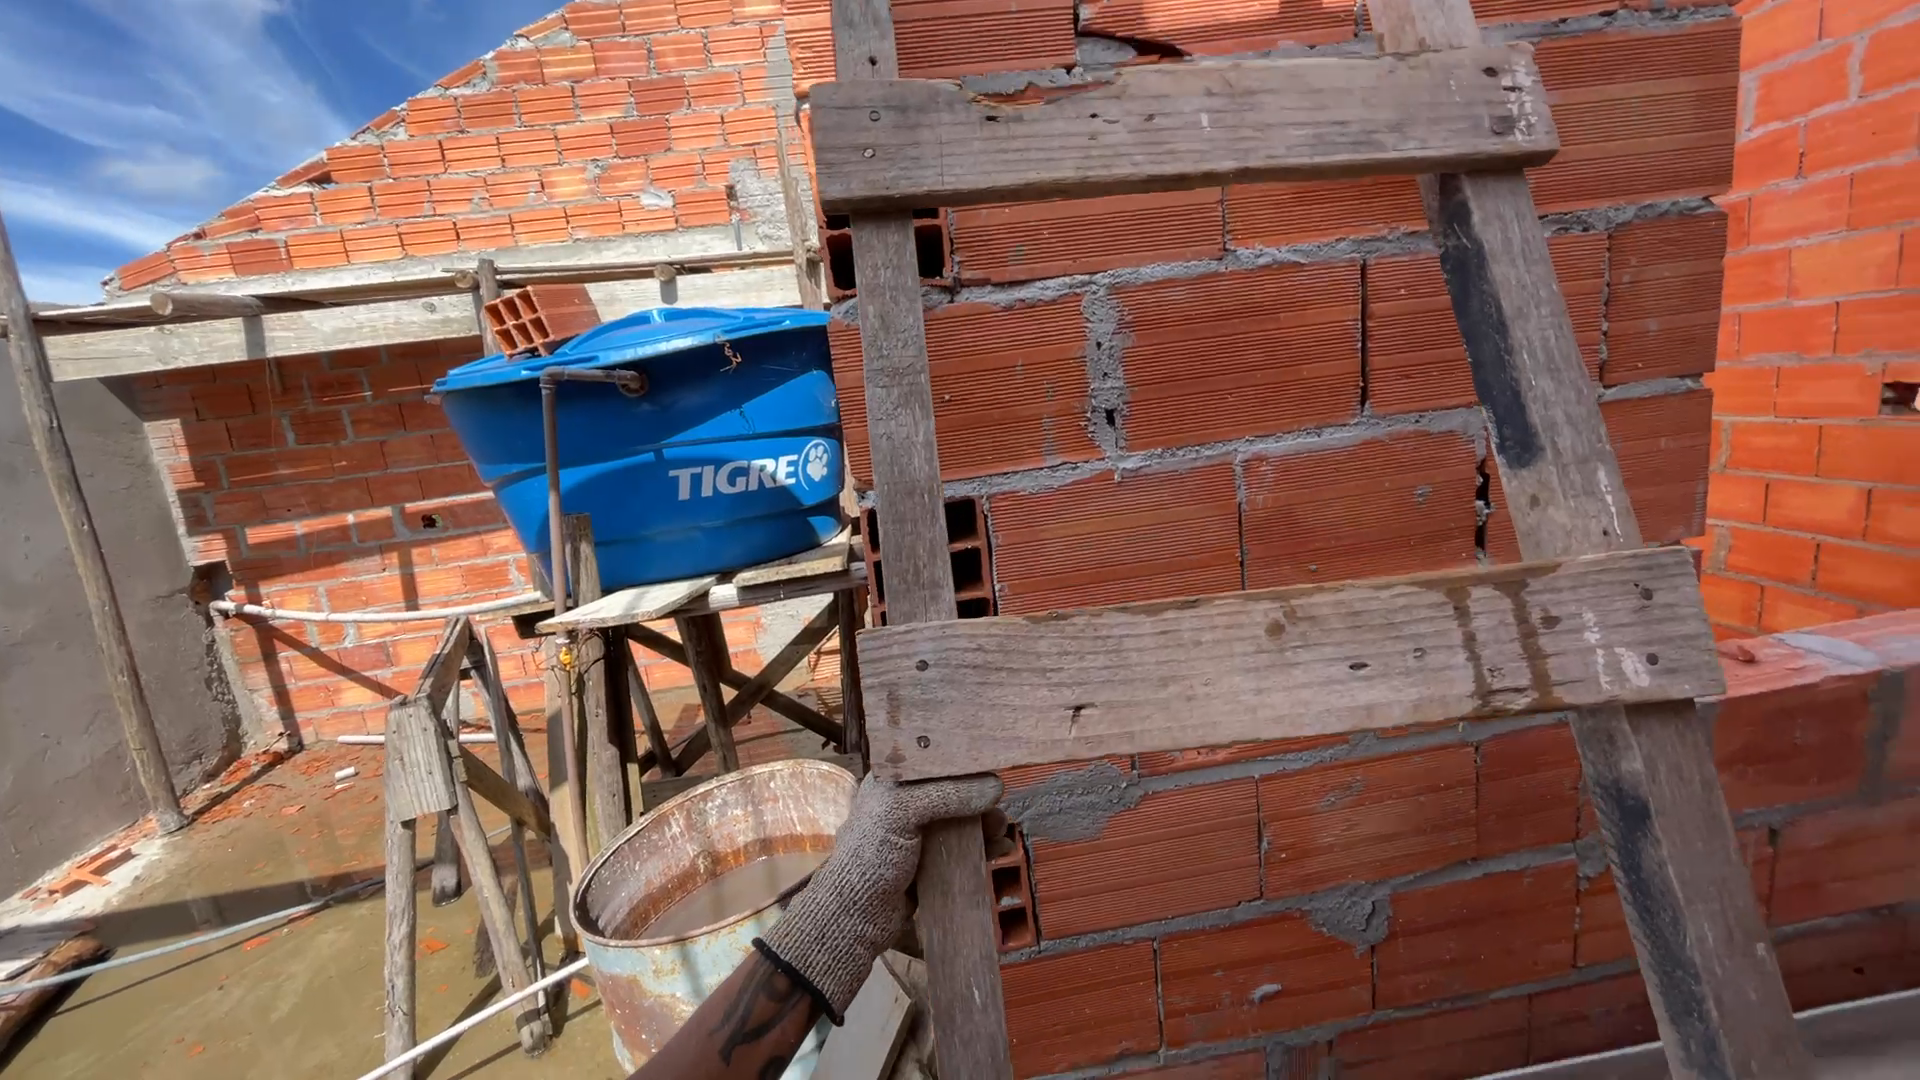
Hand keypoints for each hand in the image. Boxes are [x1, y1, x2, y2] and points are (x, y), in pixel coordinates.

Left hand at [756, 773, 1004, 1018]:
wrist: (857, 915)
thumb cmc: (872, 852)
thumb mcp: (902, 810)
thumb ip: (947, 794)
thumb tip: (996, 786)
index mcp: (893, 780)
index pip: (932, 760)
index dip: (961, 761)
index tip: (991, 764)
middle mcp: (907, 802)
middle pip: (953, 791)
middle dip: (979, 797)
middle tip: (999, 804)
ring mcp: (920, 834)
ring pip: (962, 820)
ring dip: (985, 823)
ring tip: (1002, 831)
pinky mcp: (931, 862)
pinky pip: (963, 848)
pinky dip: (982, 847)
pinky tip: (999, 849)